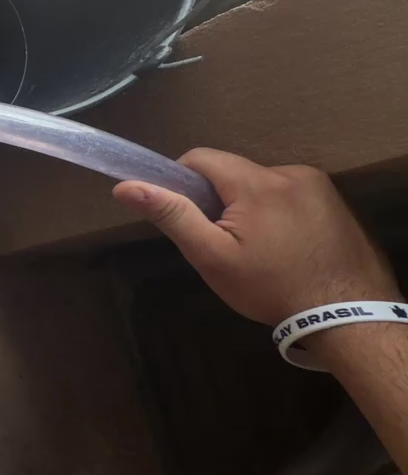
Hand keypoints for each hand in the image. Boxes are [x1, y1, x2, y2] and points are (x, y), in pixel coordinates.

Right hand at [114, 148, 401, 324]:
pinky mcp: (337, 203)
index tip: (183, 213)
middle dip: (214, 197)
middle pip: (230, 171)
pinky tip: (279, 243)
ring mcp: (322, 188)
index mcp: (259, 184)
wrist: (350, 316)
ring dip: (243, 204)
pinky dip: (271, 210)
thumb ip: (170, 214)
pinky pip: (285, 193)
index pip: (201, 158)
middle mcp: (294, 175)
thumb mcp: (209, 254)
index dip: (179, 179)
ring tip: (251, 244)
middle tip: (217, 237)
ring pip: (257, 182)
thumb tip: (125, 186)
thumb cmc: (269, 286)